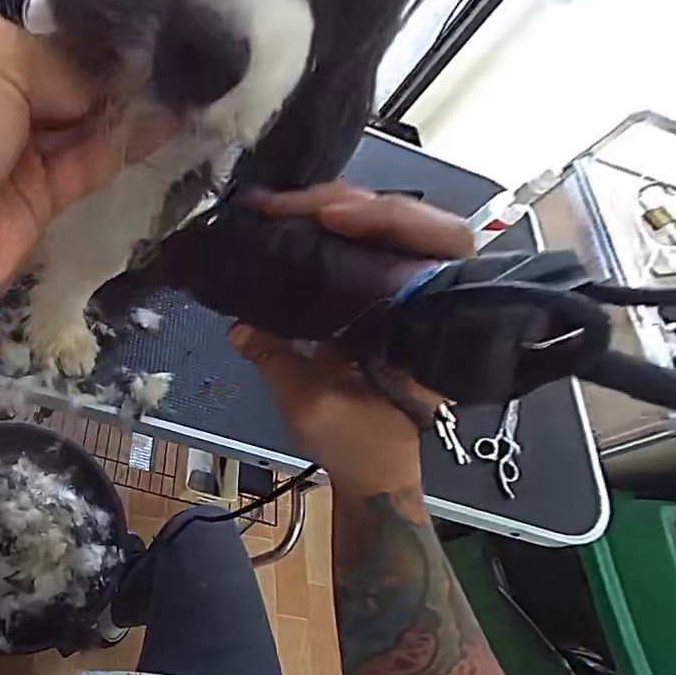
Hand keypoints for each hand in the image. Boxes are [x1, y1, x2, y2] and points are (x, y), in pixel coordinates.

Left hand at [0, 14, 173, 315]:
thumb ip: (54, 62)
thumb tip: (100, 82)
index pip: (35, 42)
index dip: (83, 40)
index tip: (137, 35)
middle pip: (62, 84)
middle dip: (110, 74)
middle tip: (167, 61)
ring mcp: (15, 156)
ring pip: (80, 127)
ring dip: (124, 110)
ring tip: (178, 89)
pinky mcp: (40, 201)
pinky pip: (86, 166)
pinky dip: (120, 148)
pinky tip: (161, 126)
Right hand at [228, 184, 475, 495]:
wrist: (374, 471)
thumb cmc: (356, 445)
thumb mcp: (312, 404)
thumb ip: (277, 360)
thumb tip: (237, 327)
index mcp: (429, 328)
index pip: (438, 245)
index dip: (389, 219)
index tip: (330, 217)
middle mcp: (430, 303)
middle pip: (413, 221)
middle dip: (352, 203)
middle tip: (291, 206)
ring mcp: (410, 299)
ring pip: (391, 230)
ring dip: (342, 211)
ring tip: (288, 209)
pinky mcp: (386, 304)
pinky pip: (370, 253)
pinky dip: (338, 237)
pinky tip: (302, 228)